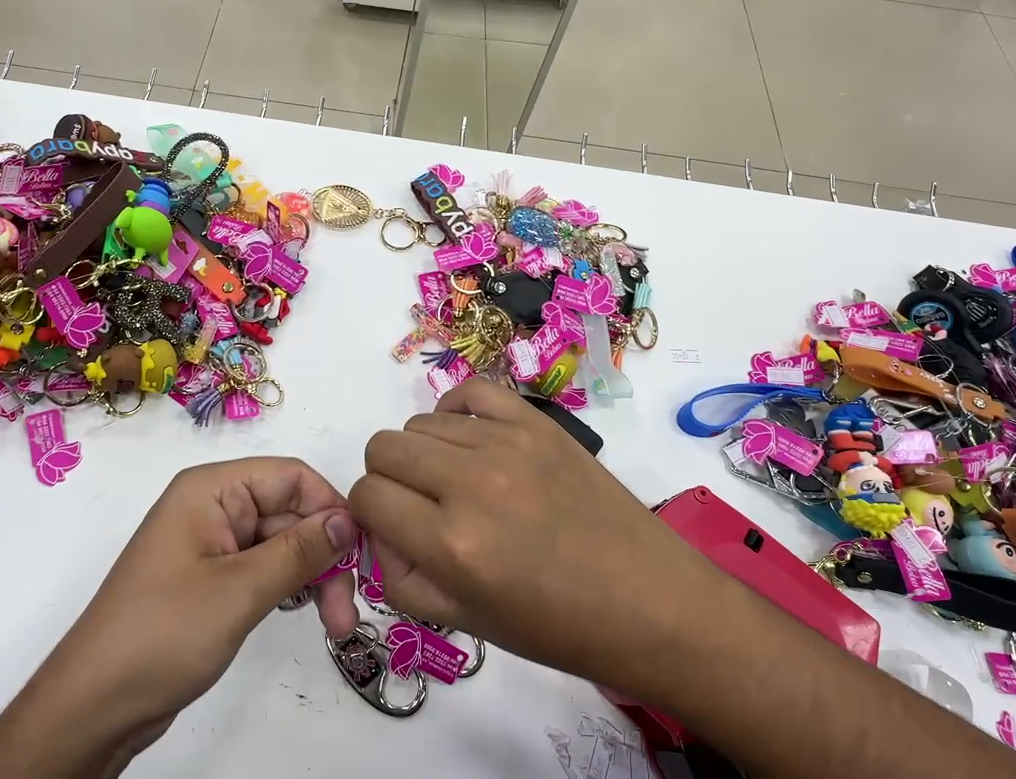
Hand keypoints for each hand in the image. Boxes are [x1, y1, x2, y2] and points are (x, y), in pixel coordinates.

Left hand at [0, 458, 358, 778]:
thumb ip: (299, 551)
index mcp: (210, 489)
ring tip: (335, 625)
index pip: (291, 476)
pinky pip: (264, 566)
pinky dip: (289, 587)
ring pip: (282, 542)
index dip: (331, 509)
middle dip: (325, 555)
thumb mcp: (239, 591)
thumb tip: (349, 520)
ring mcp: (210, 543)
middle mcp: (211, 506)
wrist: (95, 704)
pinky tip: (306, 614)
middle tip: (348, 613)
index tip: (361, 558)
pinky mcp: (211, 577)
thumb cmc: (162, 635)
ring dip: (313, 576)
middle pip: (290, 511)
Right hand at [348, 378, 691, 685]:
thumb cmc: (557, 626)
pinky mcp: (537, 422)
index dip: (370, 515)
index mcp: (451, 544)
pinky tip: (471, 440)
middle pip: (383, 447)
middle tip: (422, 506)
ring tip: (460, 482)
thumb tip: (379, 529)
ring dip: (425, 452)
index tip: (396, 528)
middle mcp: (472, 483)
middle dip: (388, 479)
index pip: (366, 496)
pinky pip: (470, 390)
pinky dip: (456, 412)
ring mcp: (508, 443)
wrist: (649, 601)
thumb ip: (400, 577)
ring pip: (421, 421)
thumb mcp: (465, 620)